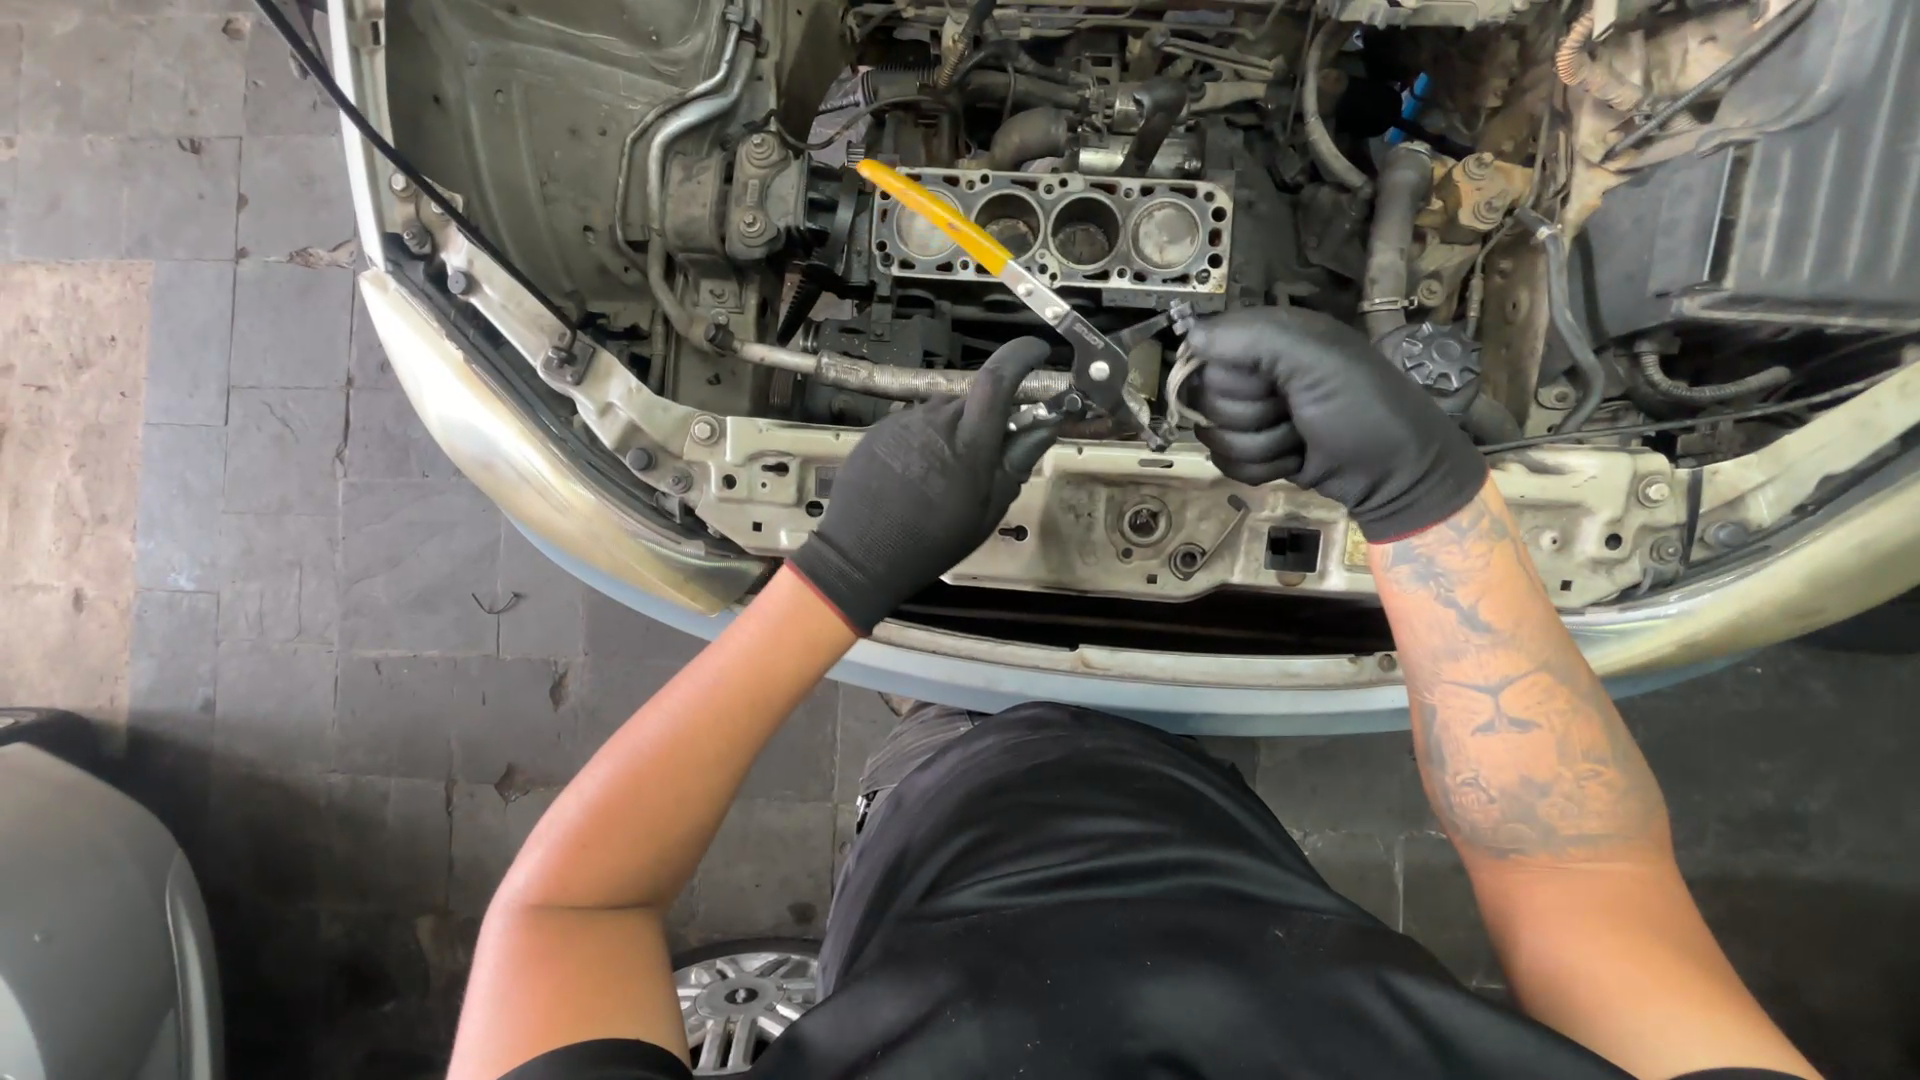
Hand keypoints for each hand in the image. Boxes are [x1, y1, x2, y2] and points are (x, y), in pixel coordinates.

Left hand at [788, 338, 1057, 632]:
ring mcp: (903, 423)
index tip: (1038, 352)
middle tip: (987, 453)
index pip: (998, 378)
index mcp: (969, 444)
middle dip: (988, 415)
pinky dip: (926, 438)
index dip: (1022, 355)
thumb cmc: (933, 542)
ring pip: (943, 411)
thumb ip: (1016, 462)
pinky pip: (915, 423)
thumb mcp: (987, 511)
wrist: (861, 555)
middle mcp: (935, 421)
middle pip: (973, 399)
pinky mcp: (879, 429)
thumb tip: (1047, 424)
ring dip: (955, 429)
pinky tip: (916, 474)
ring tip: (944, 473)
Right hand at [1188, 307, 1486, 540]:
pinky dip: (1261, 469)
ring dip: (1261, 446)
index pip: (1206, 353)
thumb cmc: (1363, 410)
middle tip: (1292, 414)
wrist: (1396, 474)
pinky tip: (1294, 461)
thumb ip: (1253, 338)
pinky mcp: (1256, 452)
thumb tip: (1190, 336)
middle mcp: (1258, 372)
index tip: (1268, 385)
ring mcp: (1255, 416)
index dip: (1231, 378)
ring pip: (1214, 435)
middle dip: (1249, 416)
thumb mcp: (1317, 360)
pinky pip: (1225, 463)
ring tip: (1300, 441)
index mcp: (1271, 339)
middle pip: (1206, 398)